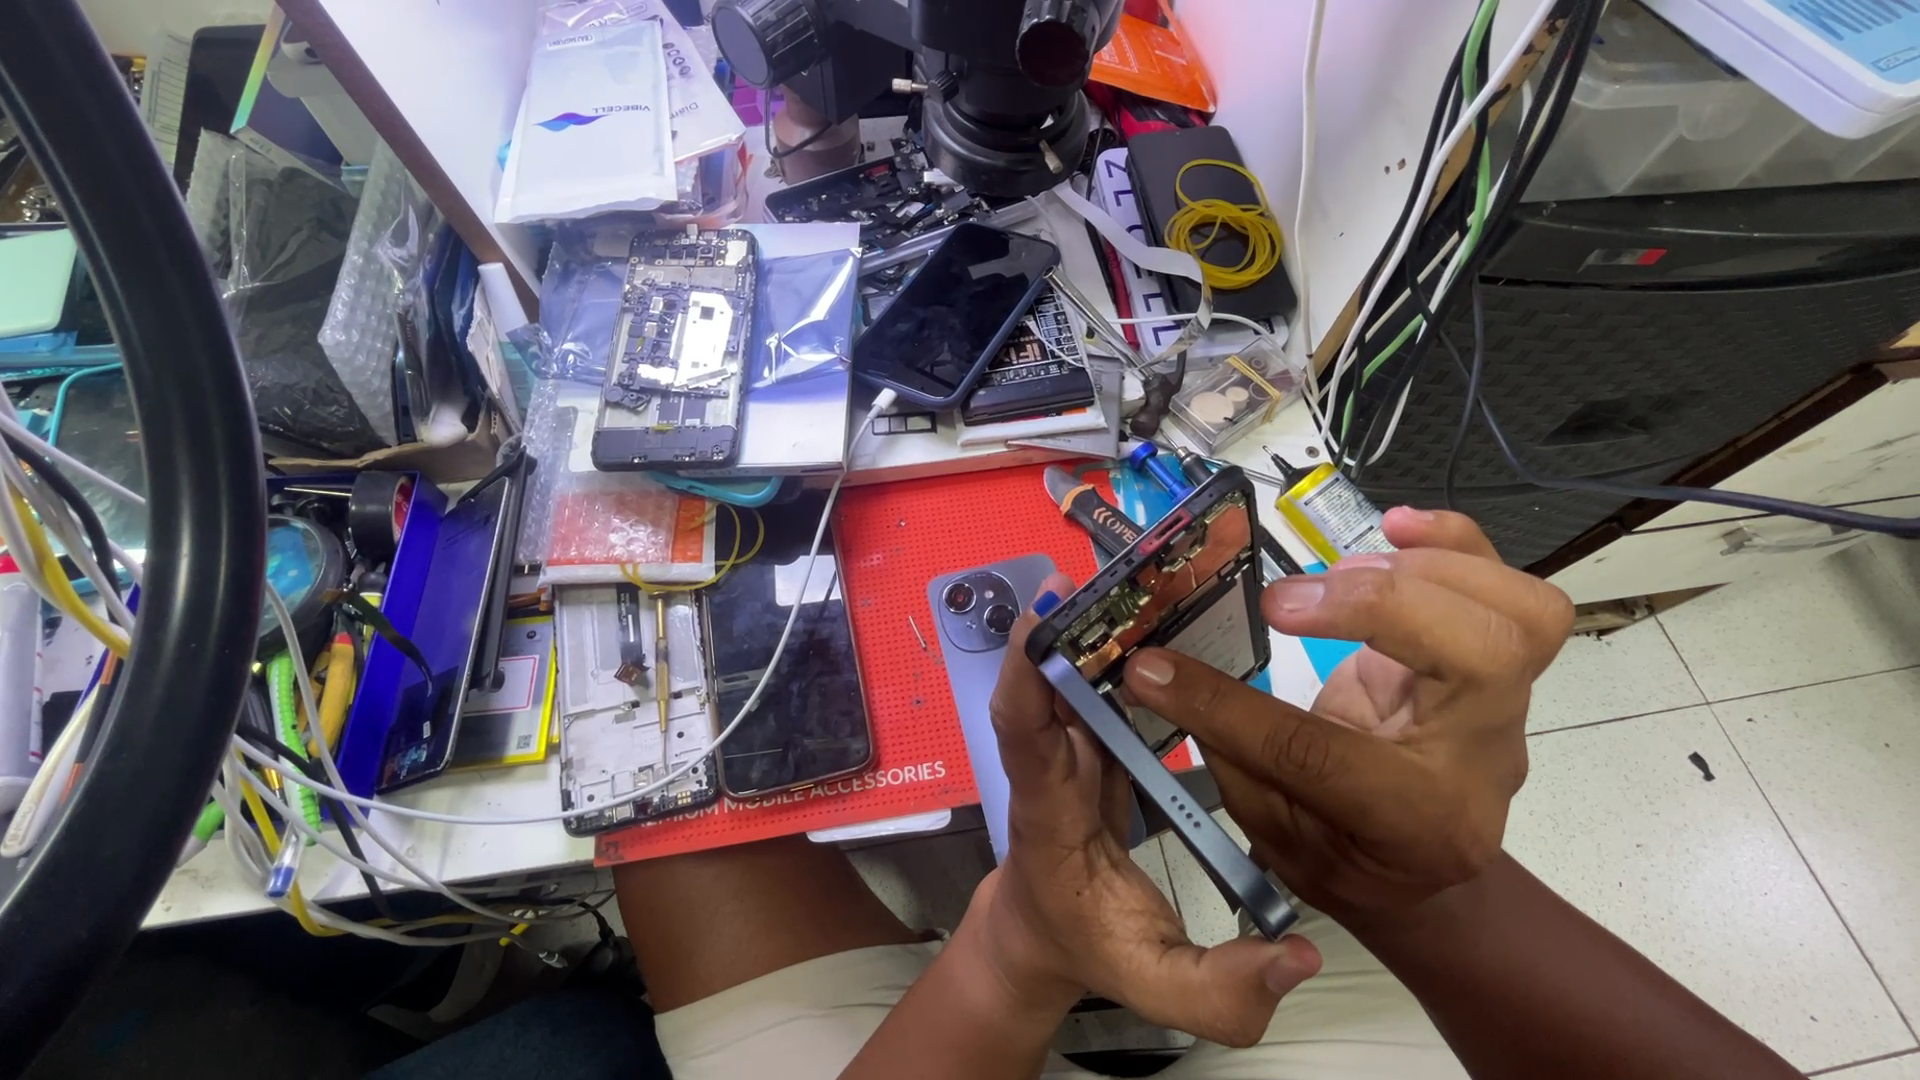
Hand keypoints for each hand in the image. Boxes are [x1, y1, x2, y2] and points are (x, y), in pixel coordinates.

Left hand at [961, 574, 1320, 1047]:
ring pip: (1068, 676)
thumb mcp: (1160, 986)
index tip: (1043, 620)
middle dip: (1066, 625)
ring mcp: (1067, 747)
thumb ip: (1225, 989)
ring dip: (1095, 627)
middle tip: (1109, 570)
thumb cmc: (1089, 947)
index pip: (1023, 733)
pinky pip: (1095, 688)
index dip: (1025, 673)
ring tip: (1142, 578)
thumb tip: (1299, 956)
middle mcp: (1049, 764)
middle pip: (1041, 685)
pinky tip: (1156, 621)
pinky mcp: (1089, 742)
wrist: (1046, 933)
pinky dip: (1115, 650)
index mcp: (1049, 813)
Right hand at [1120, 508, 1573, 922]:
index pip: (1317, 751)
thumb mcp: (1266, 821)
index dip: (1224, 706)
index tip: (1154, 668)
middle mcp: (1475, 762)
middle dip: (1375, 606)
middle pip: (1481, 659)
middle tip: (1280, 604)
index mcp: (1410, 820)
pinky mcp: (1495, 666)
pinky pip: (1515, 594)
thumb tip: (1154, 666)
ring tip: (1337, 570)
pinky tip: (1396, 527)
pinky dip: (1458, 545)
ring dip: (1421, 571)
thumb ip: (1222, 742)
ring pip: (1520, 616)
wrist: (1416, 869)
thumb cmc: (1334, 851)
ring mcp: (1500, 710)